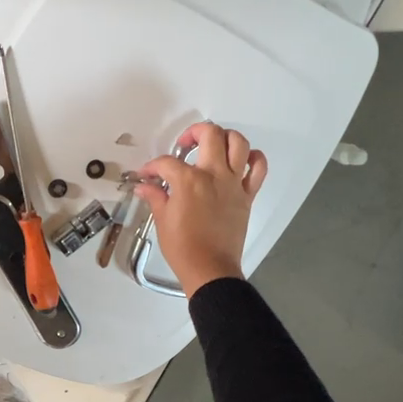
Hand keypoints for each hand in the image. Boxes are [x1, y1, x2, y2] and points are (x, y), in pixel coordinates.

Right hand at [134, 122, 267, 295]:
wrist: (210, 268)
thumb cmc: (183, 248)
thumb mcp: (162, 221)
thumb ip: (155, 197)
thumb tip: (144, 187)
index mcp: (188, 181)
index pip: (167, 163)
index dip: (153, 167)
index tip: (147, 175)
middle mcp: (214, 175)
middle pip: (209, 134)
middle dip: (193, 133)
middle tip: (184, 146)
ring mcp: (234, 183)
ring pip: (238, 142)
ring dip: (224, 137)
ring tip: (213, 146)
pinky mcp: (247, 195)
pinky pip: (258, 168)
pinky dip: (253, 158)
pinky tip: (242, 160)